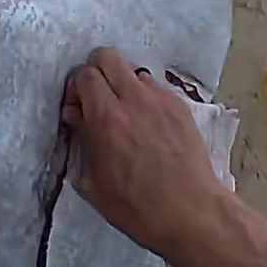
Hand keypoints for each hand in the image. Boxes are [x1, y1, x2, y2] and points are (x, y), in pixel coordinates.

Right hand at [62, 48, 233, 264]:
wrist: (190, 209)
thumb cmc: (137, 207)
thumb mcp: (94, 183)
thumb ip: (82, 140)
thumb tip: (76, 114)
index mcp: (108, 119)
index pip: (85, 75)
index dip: (76, 88)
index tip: (77, 108)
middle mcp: (134, 99)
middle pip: (107, 56)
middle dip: (95, 72)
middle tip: (96, 100)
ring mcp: (160, 98)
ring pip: (132, 69)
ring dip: (121, 84)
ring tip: (123, 113)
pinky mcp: (179, 103)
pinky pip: (154, 86)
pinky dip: (143, 96)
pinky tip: (146, 123)